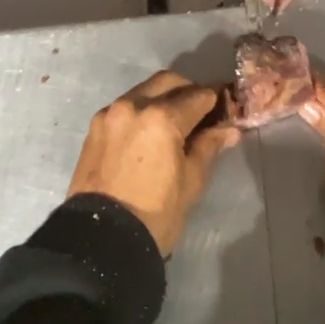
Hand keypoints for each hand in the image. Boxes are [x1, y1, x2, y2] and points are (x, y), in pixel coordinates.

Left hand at [68, 71, 239, 255]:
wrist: (101, 241)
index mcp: (161, 117)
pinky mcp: (95, 126)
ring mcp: (111, 113)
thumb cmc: (155, 215)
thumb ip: (208, 146)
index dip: (215, 101)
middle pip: (168, 82)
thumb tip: (230, 129)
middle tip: (200, 112)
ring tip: (173, 123)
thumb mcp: (190, 181)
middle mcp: (134, 105)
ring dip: (162, 98)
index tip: (224, 107)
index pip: (198, 96)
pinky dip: (141, 111)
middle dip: (188, 91)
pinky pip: (124, 107)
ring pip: (144, 91)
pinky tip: (148, 133)